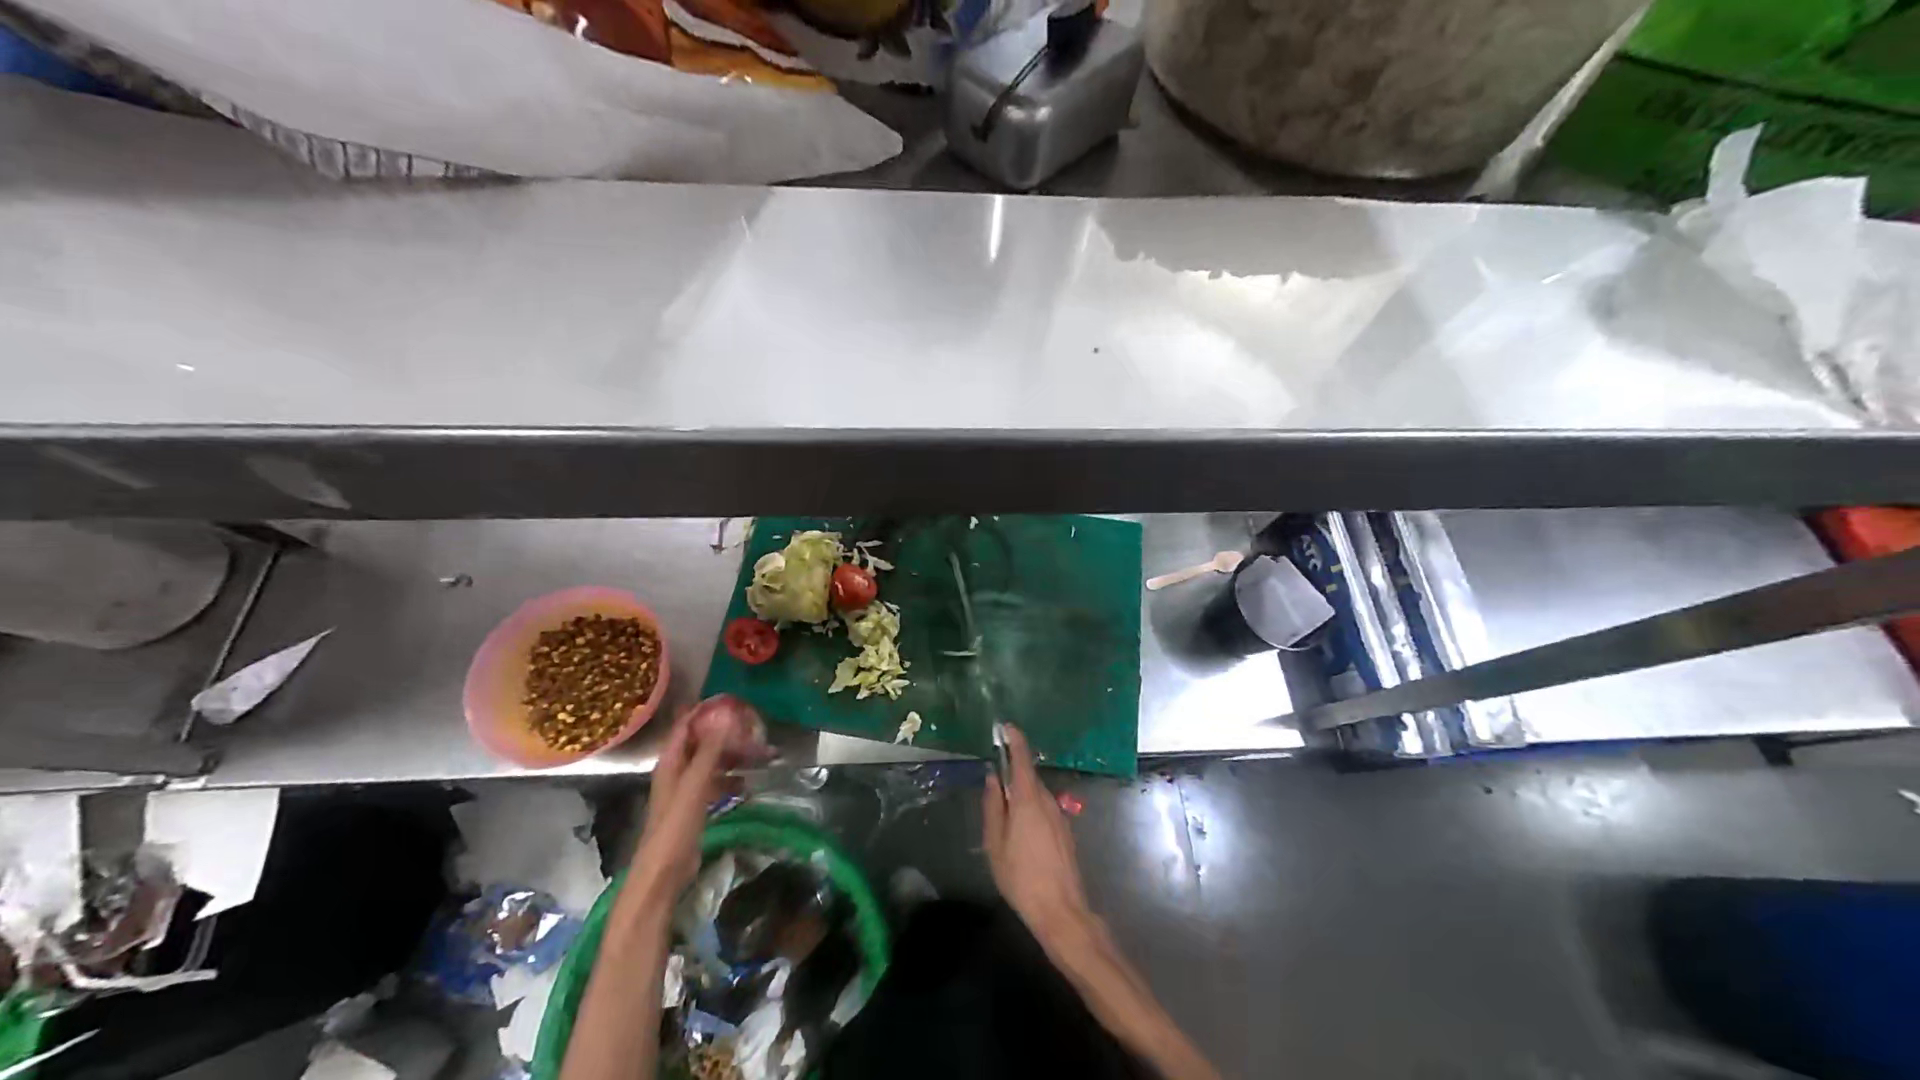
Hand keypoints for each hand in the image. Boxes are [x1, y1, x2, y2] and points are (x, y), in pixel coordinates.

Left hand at [631, 695, 767, 898]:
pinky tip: (748, 783)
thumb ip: (709, 752)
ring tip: (758, 753)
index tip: (731, 701)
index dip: (704, 711)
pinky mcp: (695, 809)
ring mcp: (685, 791)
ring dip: (731, 757)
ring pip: (711, 764)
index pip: (686, 726)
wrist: (663, 874)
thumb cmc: (675, 827)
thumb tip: (725, 718)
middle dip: (725, 734)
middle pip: (701, 744)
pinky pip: (715, 784)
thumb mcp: (694, 785)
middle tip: (753, 728)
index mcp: (670, 762)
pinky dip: (731, 779)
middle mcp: (676, 772)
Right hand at [983, 724, 1092, 944]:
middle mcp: (1048, 802)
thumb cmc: (1021, 877)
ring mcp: (1060, 817)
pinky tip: (1021, 836)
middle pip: (1028, 778)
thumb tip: (993, 779)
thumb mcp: (995, 843)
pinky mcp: (1065, 832)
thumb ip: (993, 807)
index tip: (1006, 727)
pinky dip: (1031, 812)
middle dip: (1012, 776)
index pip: (1022, 760)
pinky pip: (1044, 811)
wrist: (1061, 910)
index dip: (1015, 740)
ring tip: (1004, 821)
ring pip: (1036, 796)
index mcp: (1028, 800)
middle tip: (993, 788)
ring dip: (1021, 798)